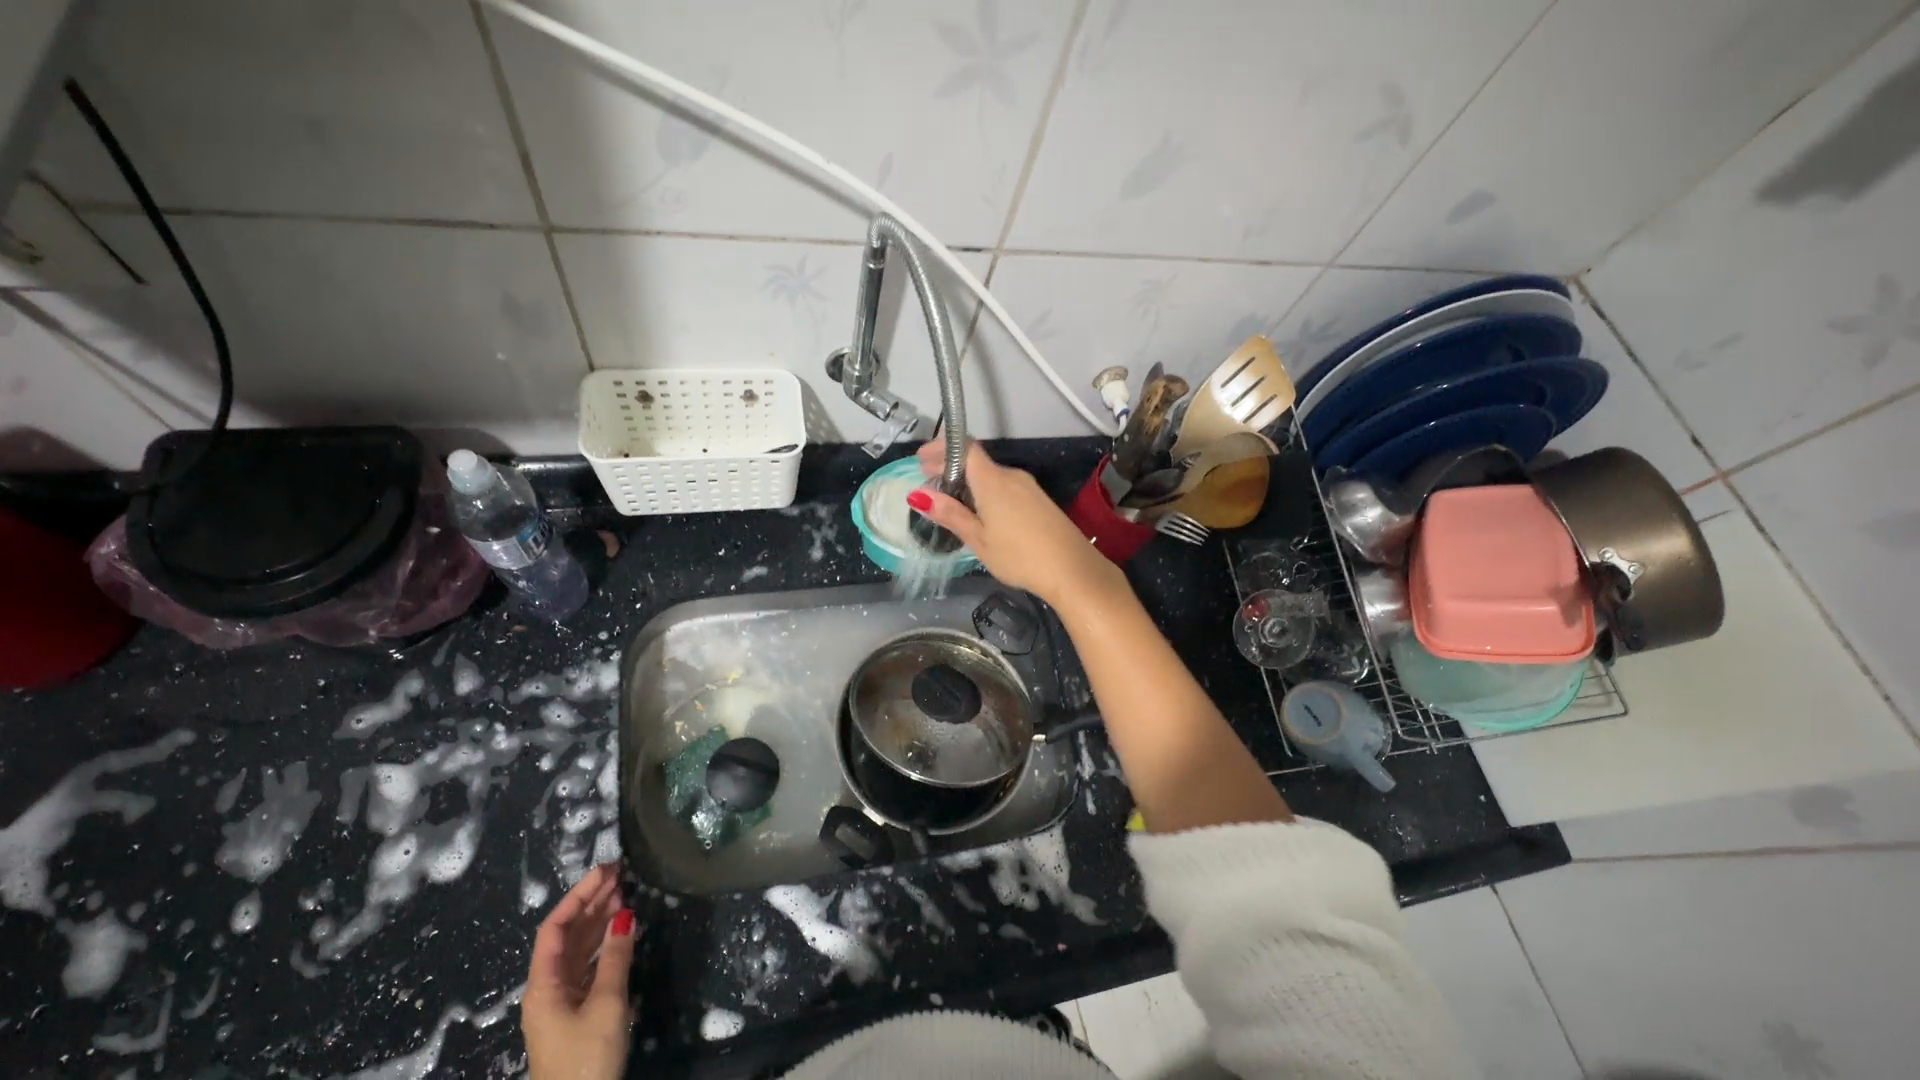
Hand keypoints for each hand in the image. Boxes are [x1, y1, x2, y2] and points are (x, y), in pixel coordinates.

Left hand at [523, 864, 634, 1079]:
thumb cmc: (587, 1058)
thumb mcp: (607, 1004)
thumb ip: (616, 958)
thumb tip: (625, 916)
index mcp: (543, 984)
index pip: (555, 927)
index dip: (579, 896)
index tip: (606, 871)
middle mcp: (547, 989)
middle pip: (566, 937)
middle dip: (591, 905)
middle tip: (620, 876)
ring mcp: (561, 1004)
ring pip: (578, 953)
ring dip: (599, 924)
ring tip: (625, 896)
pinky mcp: (576, 1017)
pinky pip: (588, 971)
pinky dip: (605, 949)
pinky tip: (622, 936)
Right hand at [911, 440, 1124, 609]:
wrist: (1073, 570)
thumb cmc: (1020, 556)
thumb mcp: (978, 539)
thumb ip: (950, 514)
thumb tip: (918, 495)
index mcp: (993, 480)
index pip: (964, 447)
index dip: (940, 447)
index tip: (921, 460)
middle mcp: (1011, 476)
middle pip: (976, 462)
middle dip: (949, 468)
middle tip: (928, 485)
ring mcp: (1028, 487)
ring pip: (990, 476)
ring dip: (967, 483)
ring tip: (949, 504)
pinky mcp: (1038, 500)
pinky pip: (1005, 487)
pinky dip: (985, 492)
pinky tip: (979, 514)